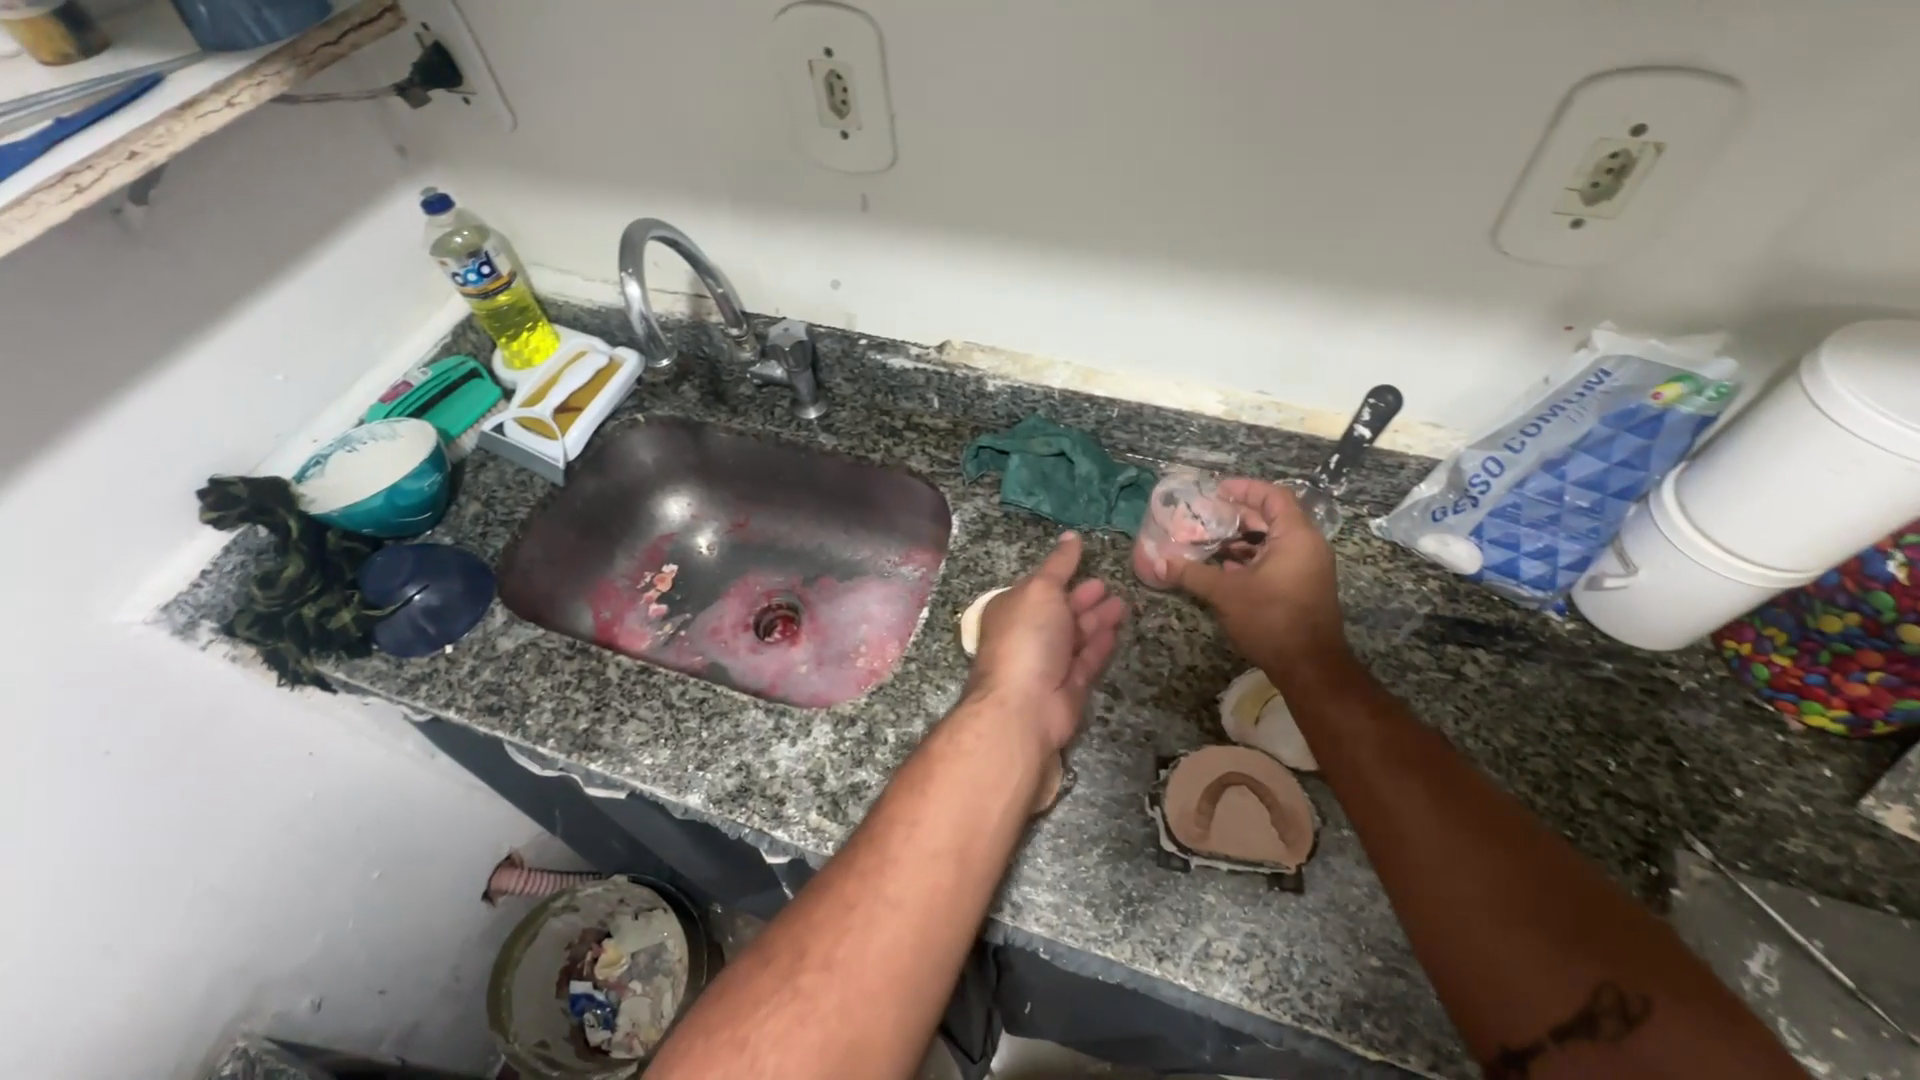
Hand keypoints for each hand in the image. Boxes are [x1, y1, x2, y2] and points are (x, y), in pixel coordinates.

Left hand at [966, 532, 1128, 753]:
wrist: (1024, 705)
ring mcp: (1048, 662)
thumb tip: (1071, 536)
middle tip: (1107, 585)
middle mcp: (1027, 634)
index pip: (1038, 587)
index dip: (1061, 573)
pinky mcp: (1068, 686)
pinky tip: (1116, 630)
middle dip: (1082, 598)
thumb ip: (1059, 564)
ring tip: (1122, 603)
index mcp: (1012, 609)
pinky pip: (1087, 660)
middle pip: (1059, 612)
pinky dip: (1100, 644)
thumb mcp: (1041, 590)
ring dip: (1097, 619)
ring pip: (1076, 636)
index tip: (1085, 560)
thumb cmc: (1027, 637)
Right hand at [1164, 478, 1350, 686]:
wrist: (1309, 666)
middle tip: (1205, 517)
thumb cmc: (1271, 620)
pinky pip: (1276, 560)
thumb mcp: (1225, 594)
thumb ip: (1193, 573)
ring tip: (1209, 542)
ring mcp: (1308, 568)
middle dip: (1237, 516)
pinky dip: (1251, 559)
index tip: (1216, 490)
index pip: (1273, 496)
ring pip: (1273, 542)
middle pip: (1272, 518)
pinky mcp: (1303, 587)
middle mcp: (1307, 546)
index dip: (1245, 489)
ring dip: (1242, 540)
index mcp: (1296, 536)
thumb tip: (1160, 562)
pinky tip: (1224, 569)